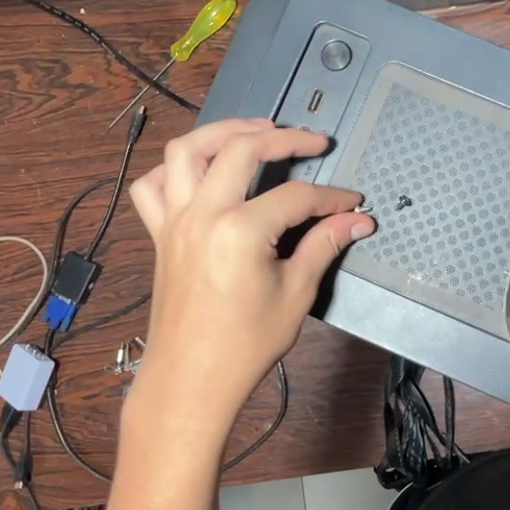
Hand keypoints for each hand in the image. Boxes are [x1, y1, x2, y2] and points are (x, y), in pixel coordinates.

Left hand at [126, 119, 373, 437]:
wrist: (192, 379)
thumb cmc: (243, 345)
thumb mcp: (296, 293)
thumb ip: (324, 245)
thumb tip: (356, 220)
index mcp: (239, 231)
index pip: (296, 195)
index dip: (331, 197)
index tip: (352, 203)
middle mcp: (201, 215)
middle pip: (241, 148)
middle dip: (283, 138)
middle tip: (313, 141)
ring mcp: (174, 221)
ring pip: (186, 149)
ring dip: (222, 131)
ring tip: (256, 131)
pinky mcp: (161, 233)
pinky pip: (152, 184)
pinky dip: (173, 167)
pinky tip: (200, 169)